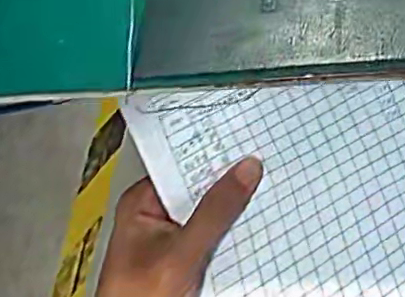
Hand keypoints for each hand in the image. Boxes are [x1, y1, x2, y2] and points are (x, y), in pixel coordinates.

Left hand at [97, 157, 261, 296]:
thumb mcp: (179, 256)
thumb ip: (214, 212)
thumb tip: (245, 170)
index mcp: (141, 204)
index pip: (185, 163)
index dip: (215, 152)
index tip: (246, 143)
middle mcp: (155, 216)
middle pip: (200, 188)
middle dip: (228, 182)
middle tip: (261, 168)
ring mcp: (171, 240)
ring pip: (210, 213)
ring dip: (233, 209)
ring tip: (263, 192)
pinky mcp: (185, 261)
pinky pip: (214, 236)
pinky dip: (232, 232)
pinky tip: (253, 225)